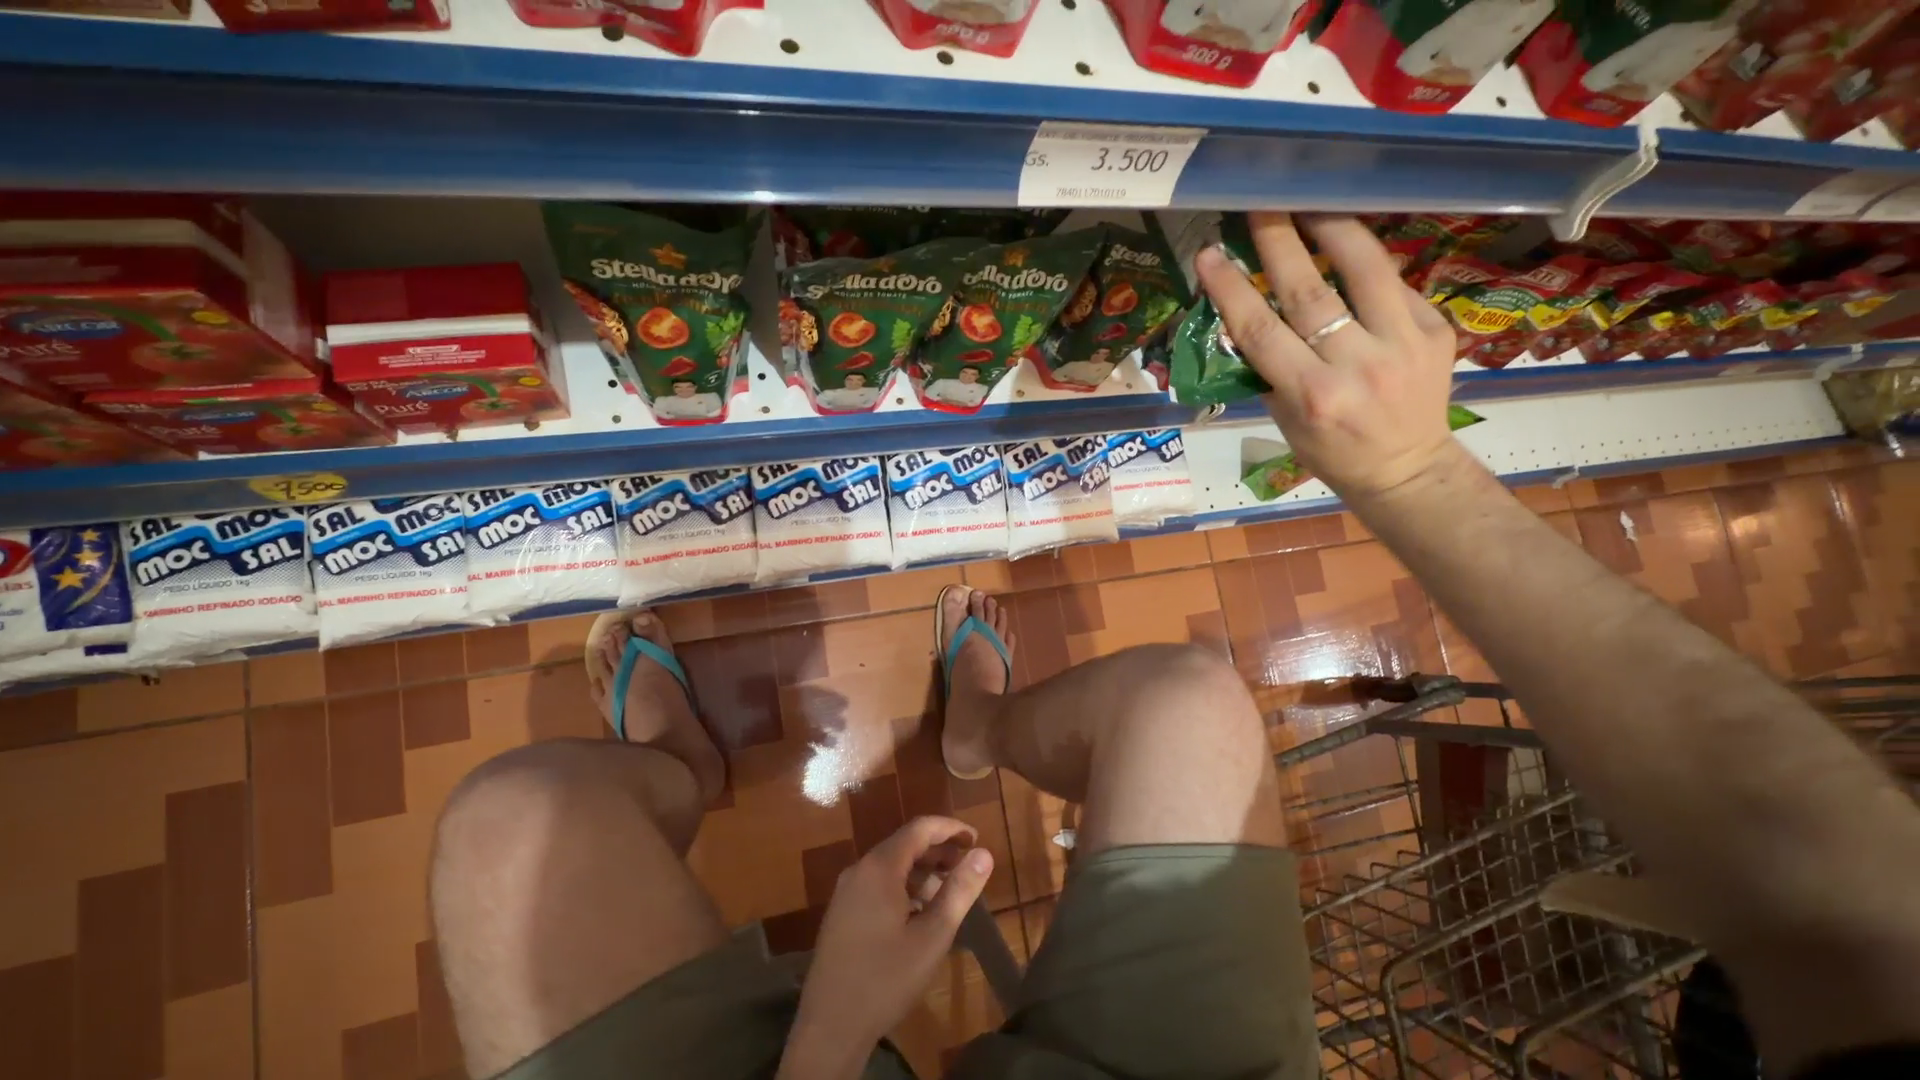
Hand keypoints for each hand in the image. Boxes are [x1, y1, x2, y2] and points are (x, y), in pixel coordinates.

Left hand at [778, 817, 994, 1078]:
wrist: (831, 1024)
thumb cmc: (886, 978)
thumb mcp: (932, 936)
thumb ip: (959, 891)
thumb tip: (984, 854)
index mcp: (879, 868)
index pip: (919, 829)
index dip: (950, 828)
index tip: (976, 839)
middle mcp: (858, 870)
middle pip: (903, 845)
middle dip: (938, 850)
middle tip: (968, 866)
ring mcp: (846, 892)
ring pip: (890, 866)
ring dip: (922, 871)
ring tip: (949, 891)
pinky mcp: (842, 912)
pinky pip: (877, 884)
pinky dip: (903, 886)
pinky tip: (920, 912)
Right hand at [1195, 212, 1466, 500]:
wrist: (1407, 469)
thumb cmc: (1331, 451)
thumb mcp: (1286, 419)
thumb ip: (1270, 366)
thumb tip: (1247, 309)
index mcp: (1314, 396)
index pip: (1262, 331)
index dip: (1232, 288)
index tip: (1210, 254)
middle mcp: (1359, 366)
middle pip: (1309, 292)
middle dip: (1278, 243)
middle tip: (1259, 206)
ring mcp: (1403, 344)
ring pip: (1363, 269)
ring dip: (1330, 228)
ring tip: (1308, 200)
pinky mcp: (1434, 330)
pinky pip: (1392, 283)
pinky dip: (1364, 261)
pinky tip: (1346, 241)